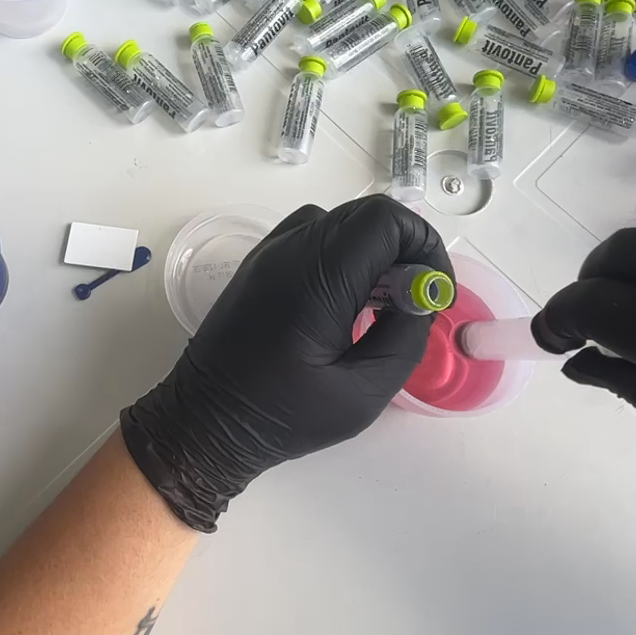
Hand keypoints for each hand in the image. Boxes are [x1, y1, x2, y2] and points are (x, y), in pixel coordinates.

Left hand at [122, 196, 449, 531]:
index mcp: (316, 277)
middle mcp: (291, 249)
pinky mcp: (261, 262)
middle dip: (403, 249)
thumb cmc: (281, 415)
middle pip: (366, 215)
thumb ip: (404, 337)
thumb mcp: (363, 394)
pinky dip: (343, 255)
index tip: (431, 292)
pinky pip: (314, 235)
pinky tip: (345, 300)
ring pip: (341, 221)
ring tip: (379, 305)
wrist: (204, 419)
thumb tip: (422, 296)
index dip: (422, 246)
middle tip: (411, 302)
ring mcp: (271, 251)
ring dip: (373, 251)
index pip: (385, 220)